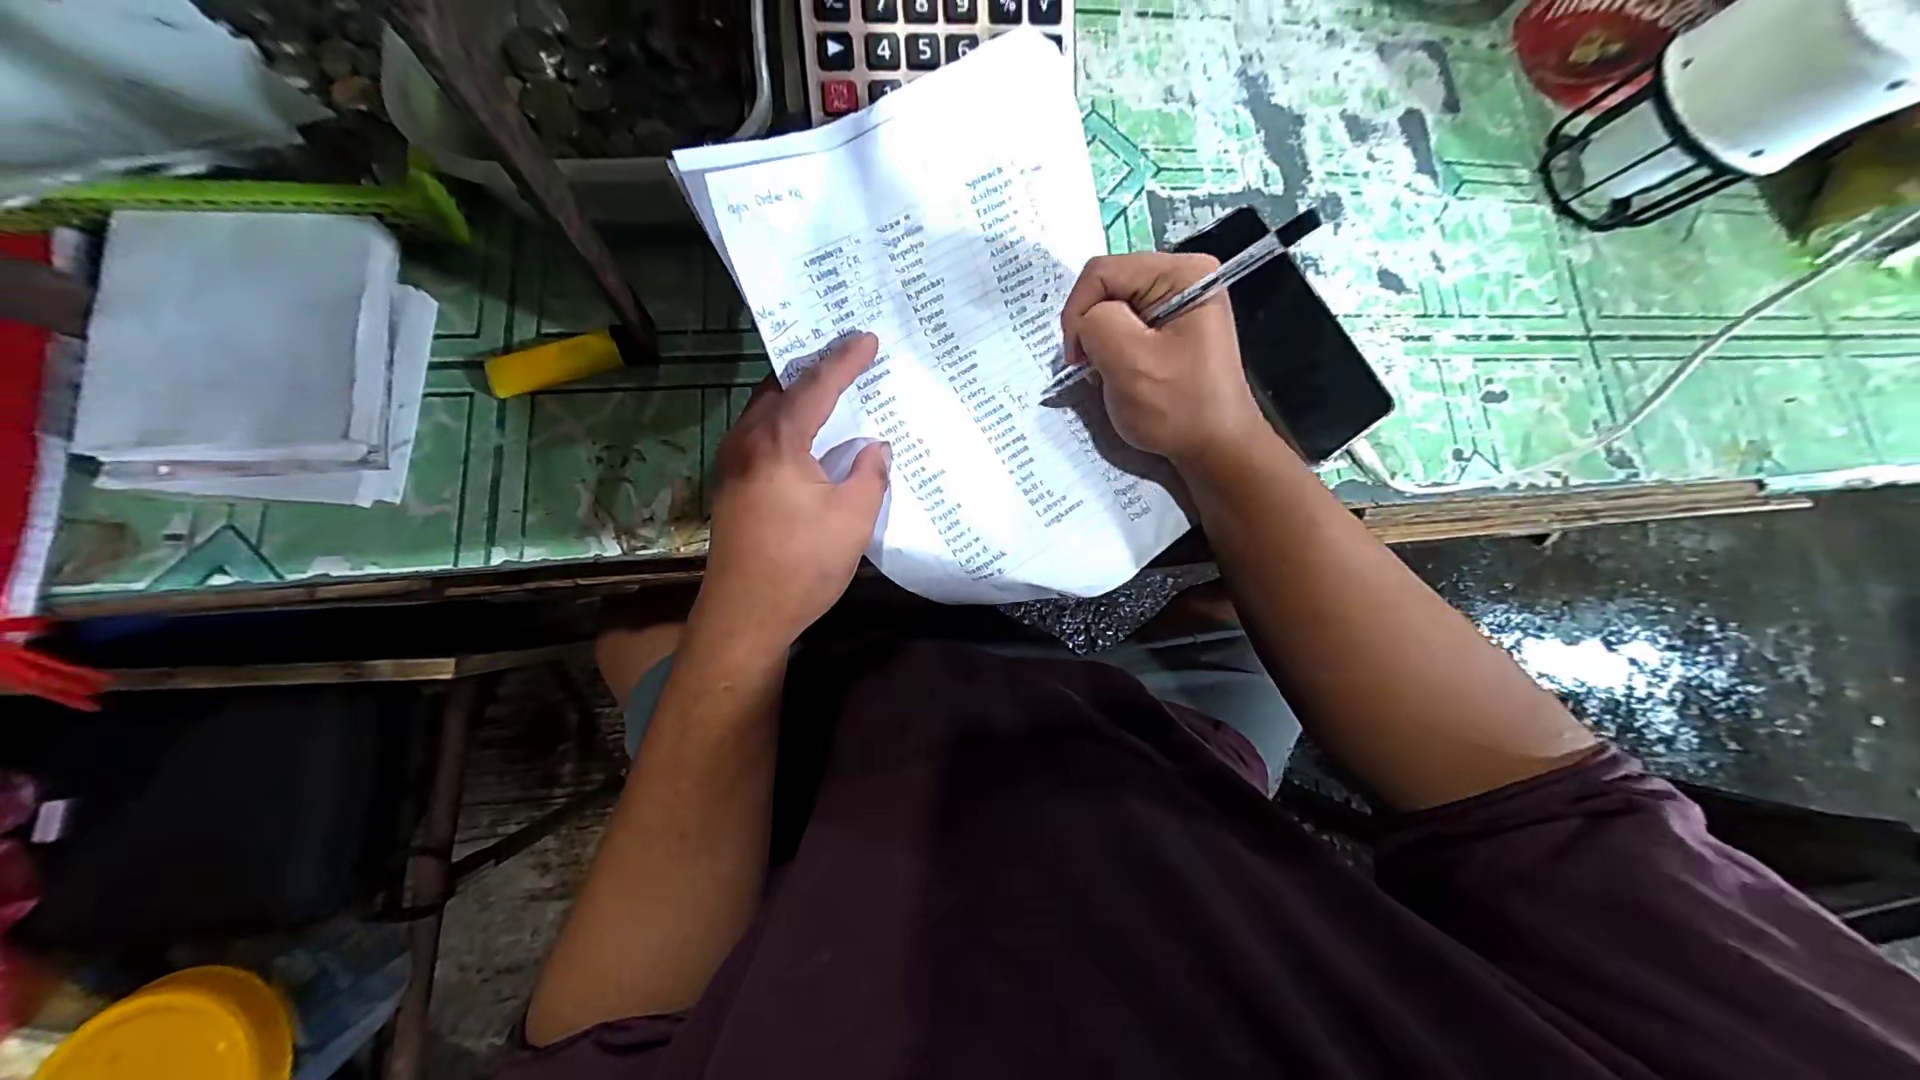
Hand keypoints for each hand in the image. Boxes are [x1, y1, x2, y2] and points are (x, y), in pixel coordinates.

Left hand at [698, 333, 890, 648]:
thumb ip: (870, 473)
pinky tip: (805, 434)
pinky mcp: (731, 485)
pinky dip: (785, 420)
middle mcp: (747, 443)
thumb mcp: (854, 518)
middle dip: (813, 370)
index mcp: (778, 443)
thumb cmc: (802, 565)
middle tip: (845, 356)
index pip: (815, 387)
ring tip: (827, 388)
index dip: (845, 361)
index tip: (867, 338)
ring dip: (796, 395)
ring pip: (765, 410)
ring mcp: (732, 464)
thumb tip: (874, 447)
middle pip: (780, 388)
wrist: (746, 614)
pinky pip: (760, 433)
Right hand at [1060, 253, 1270, 471]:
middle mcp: (1183, 277)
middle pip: (1108, 288)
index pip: (1101, 272)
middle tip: (1091, 370)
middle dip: (1090, 328)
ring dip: (1100, 344)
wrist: (1216, 449)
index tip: (1078, 360)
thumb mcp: (1129, 362)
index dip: (1078, 313)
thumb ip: (1096, 325)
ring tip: (1109, 376)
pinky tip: (1121, 375)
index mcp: (1181, 273)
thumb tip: (1085, 323)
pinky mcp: (1172, 328)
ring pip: (1113, 310)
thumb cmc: (1177, 408)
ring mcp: (1179, 303)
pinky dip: (1113, 352)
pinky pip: (1126, 327)